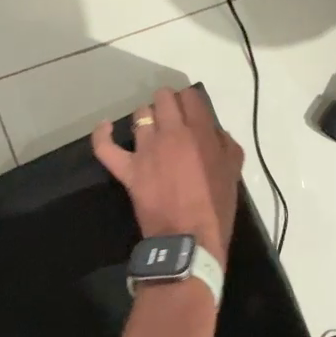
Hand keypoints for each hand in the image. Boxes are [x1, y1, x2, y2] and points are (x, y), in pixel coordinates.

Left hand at [92, 87, 244, 262]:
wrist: (189, 239)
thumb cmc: (216, 208)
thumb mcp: (233, 172)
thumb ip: (225, 145)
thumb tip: (213, 131)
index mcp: (201, 132)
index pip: (191, 97)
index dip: (190, 101)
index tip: (192, 112)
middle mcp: (172, 133)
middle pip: (163, 98)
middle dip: (168, 103)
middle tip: (172, 117)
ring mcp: (146, 150)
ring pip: (140, 115)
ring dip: (146, 117)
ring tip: (151, 129)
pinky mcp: (128, 169)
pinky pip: (106, 146)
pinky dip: (102, 134)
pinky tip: (105, 127)